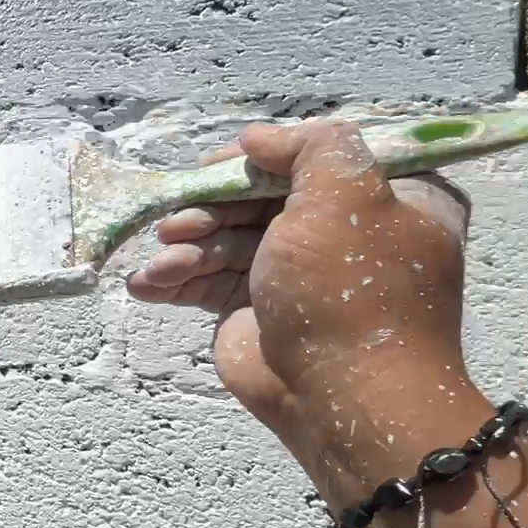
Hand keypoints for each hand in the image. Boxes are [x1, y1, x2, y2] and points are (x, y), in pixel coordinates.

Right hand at [127, 120, 479, 493]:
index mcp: (380, 203)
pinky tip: (147, 287)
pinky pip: (201, 280)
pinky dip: (171, 281)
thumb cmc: (346, 292)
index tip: (212, 168)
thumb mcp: (342, 200)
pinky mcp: (248, 306)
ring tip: (160, 269)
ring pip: (220, 242)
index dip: (256, 162)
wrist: (336, 392)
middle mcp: (334, 234)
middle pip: (252, 202)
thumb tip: (257, 136)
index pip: (310, 162)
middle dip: (205, 214)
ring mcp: (288, 273)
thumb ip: (310, 150)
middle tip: (174, 227)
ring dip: (182, 252)